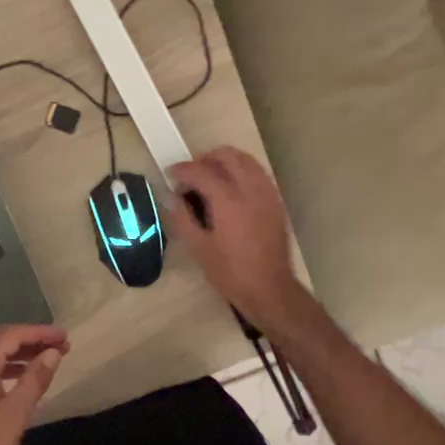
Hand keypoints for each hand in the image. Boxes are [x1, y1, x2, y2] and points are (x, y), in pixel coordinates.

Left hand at [0, 324, 68, 444]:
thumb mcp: (16, 413)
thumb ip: (34, 379)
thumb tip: (52, 353)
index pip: (11, 336)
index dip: (40, 332)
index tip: (64, 336)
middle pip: (0, 339)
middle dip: (30, 339)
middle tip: (59, 345)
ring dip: (19, 352)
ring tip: (46, 358)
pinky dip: (6, 365)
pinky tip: (22, 376)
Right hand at [166, 146, 306, 326]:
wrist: (268, 288)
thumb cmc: (230, 272)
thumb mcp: (199, 248)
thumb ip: (182, 218)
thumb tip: (170, 197)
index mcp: (228, 201)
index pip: (202, 171)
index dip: (183, 169)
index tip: (170, 174)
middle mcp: (250, 190)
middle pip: (227, 156)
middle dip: (205, 159)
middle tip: (190, 175)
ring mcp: (266, 193)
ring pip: (246, 160)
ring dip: (224, 162)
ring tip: (209, 178)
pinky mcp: (275, 201)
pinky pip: (257, 173)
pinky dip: (241, 171)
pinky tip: (230, 189)